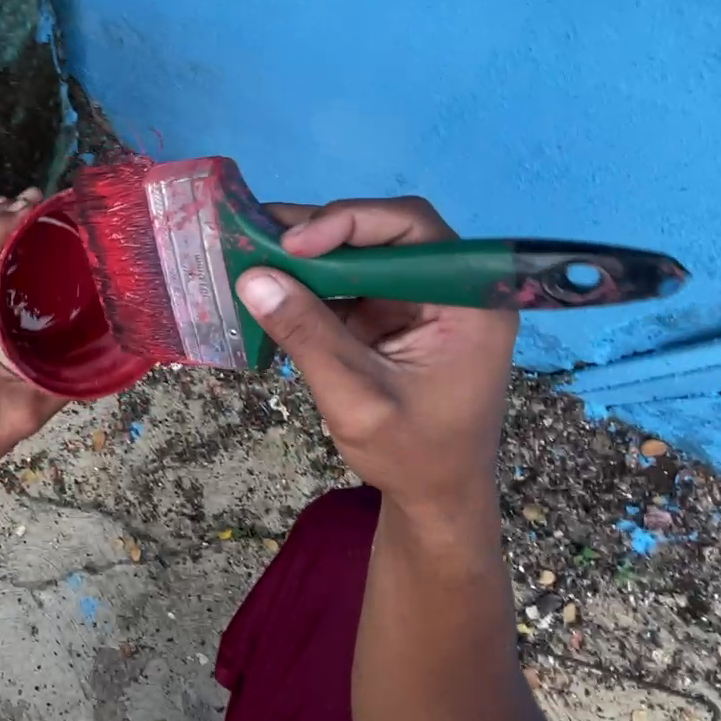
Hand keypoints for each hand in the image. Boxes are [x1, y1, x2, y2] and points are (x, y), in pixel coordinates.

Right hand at [233, 197, 516, 518]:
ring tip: (255, 253)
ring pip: (361, 253)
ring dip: (309, 254)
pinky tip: (271, 285)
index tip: (293, 245)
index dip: (349, 222)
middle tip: (260, 236)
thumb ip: (307, 335)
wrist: (433, 498)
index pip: (411, 230)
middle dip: (321, 232)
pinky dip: (309, 283)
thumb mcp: (354, 398)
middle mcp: (448, 288)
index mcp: (468, 301)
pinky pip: (348, 283)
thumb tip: (252, 278)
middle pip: (383, 232)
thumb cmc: (411, 455)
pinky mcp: (391, 316)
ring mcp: (418, 300)